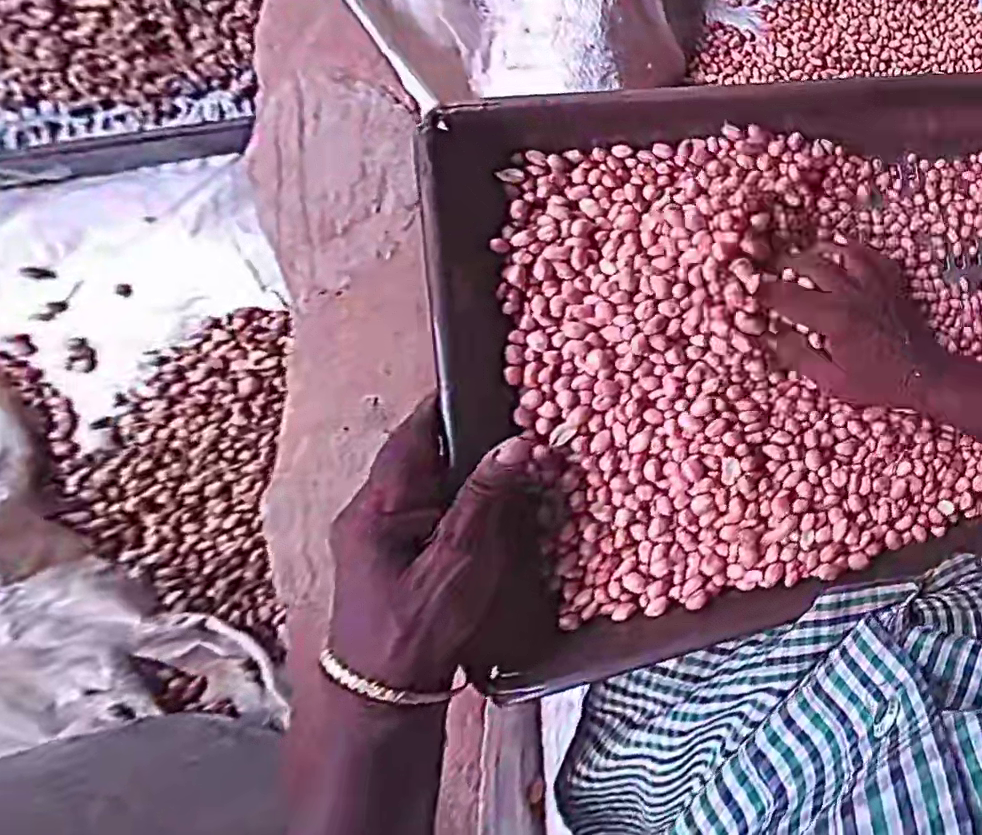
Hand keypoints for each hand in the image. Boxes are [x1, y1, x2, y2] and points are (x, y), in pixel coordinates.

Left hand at [325, 398, 535, 693]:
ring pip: (432, 475)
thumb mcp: (459, 558)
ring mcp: (385, 529)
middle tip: (521, 409)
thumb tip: (518, 442)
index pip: (411, 435)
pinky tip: (502, 488)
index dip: (445, 404)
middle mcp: (374, 510)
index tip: (486, 379)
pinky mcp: (401, 545)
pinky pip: (437, 498)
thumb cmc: (419, 622)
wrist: (385, 690)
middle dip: (469, 429)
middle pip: (423, 451)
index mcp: (378, 507)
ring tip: (521, 442)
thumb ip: (485, 498)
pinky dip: (468, 485)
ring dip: (471, 459)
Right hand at [760, 239, 950, 411]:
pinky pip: (871, 255)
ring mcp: (875, 284)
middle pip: (811, 265)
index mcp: (834, 318)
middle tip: (771, 271)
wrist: (926, 375)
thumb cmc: (879, 383)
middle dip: (785, 265)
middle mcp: (853, 293)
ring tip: (802, 258)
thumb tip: (774, 338)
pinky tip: (844, 254)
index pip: (787, 295)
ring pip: (840, 252)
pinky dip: (853, 250)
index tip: (748, 287)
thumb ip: (800, 357)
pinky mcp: (892, 283)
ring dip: (818, 253)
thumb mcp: (833, 382)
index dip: (763, 290)